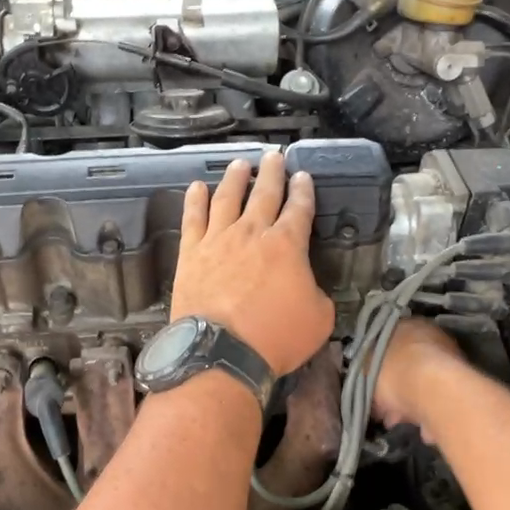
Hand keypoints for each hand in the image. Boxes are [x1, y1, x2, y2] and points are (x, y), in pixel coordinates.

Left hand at [170, 151, 333, 375]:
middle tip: (274, 156)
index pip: (299, 208)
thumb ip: (316, 292)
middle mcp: (252, 232)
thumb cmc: (275, 338)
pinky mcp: (191, 252)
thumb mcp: (318, 318)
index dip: (303, 190)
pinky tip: (196, 187)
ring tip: (239, 163)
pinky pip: (193, 218)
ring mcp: (218, 239)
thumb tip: (307, 285)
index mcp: (287, 245)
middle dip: (272, 172)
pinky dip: (195, 200)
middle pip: (264, 193)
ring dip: (235, 178)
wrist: (220, 352)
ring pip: (227, 197)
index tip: (303, 176)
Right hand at [371, 318, 464, 434]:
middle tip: (382, 408)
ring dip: (409, 403)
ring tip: (397, 422)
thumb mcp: (365, 368)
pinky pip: (436, 399)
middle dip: (393, 387)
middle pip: (405, 364)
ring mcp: (448, 359)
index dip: (375, 365)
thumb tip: (366, 372)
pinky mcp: (461, 384)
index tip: (369, 384)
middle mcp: (430, 336)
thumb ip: (364, 367)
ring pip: (421, 383)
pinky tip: (419, 427)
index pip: (386, 341)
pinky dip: (427, 412)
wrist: (435, 391)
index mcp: (406, 324)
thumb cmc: (393, 371)